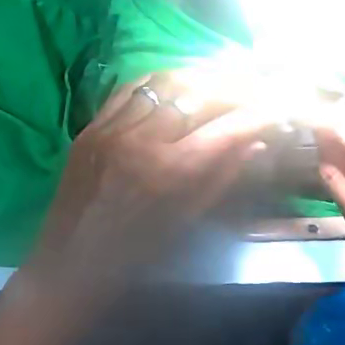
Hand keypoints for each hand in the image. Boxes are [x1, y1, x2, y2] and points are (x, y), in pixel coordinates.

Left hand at [27, 73, 273, 300]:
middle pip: (197, 94)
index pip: (226, 128)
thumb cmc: (133, 258)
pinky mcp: (91, 127)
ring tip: (218, 81)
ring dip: (197, 78)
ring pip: (162, 83)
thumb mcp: (185, 223)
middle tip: (252, 90)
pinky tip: (174, 85)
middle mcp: (141, 139)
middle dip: (233, 88)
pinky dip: (157, 83)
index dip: (258, 115)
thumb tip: (256, 142)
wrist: (67, 266)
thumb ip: (221, 178)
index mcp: (169, 171)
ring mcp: (112, 128)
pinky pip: (128, 89)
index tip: (277, 110)